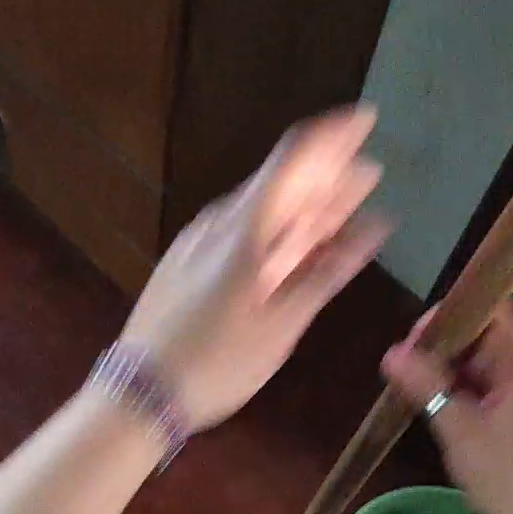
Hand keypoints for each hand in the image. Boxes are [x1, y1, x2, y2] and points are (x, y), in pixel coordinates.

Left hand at [120, 105, 391, 427]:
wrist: (138, 392)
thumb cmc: (218, 364)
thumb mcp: (281, 326)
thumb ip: (326, 273)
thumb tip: (374, 226)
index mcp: (245, 230)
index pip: (295, 158)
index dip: (333, 137)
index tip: (366, 121)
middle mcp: (218, 224)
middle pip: (278, 184)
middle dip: (326, 178)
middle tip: (367, 175)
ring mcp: (194, 243)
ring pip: (256, 210)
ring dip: (299, 206)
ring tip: (336, 211)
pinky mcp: (180, 264)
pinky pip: (234, 233)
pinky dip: (269, 231)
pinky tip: (283, 246)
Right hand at [381, 298, 512, 513]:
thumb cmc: (507, 483)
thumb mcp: (460, 433)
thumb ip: (427, 385)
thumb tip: (392, 352)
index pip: (492, 314)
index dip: (450, 322)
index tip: (415, 346)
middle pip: (500, 334)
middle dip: (457, 352)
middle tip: (420, 378)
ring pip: (508, 356)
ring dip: (472, 370)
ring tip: (443, 400)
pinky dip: (492, 385)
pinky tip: (471, 410)